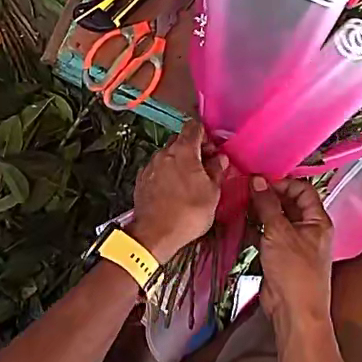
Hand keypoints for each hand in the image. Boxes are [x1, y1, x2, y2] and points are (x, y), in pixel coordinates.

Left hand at [129, 121, 225, 259]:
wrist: (155, 235)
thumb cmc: (188, 213)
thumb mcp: (212, 193)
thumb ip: (217, 171)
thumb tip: (220, 159)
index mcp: (183, 151)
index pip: (193, 127)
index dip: (205, 133)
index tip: (213, 146)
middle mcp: (163, 153)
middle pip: (180, 139)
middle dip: (193, 148)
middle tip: (206, 164)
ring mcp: (150, 166)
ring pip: (168, 154)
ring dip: (179, 161)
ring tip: (191, 180)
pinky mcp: (142, 179)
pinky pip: (158, 168)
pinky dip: (167, 172)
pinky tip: (175, 188)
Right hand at [248, 176, 334, 338]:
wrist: (294, 312)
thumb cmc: (294, 271)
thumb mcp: (279, 232)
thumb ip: (267, 204)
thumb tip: (257, 180)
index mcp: (317, 221)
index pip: (302, 190)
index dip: (283, 183)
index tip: (261, 182)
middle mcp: (308, 230)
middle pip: (288, 203)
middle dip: (268, 197)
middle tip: (246, 191)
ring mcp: (294, 243)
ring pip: (276, 219)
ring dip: (260, 213)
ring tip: (241, 206)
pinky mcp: (280, 256)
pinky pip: (268, 235)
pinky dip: (256, 229)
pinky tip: (242, 225)